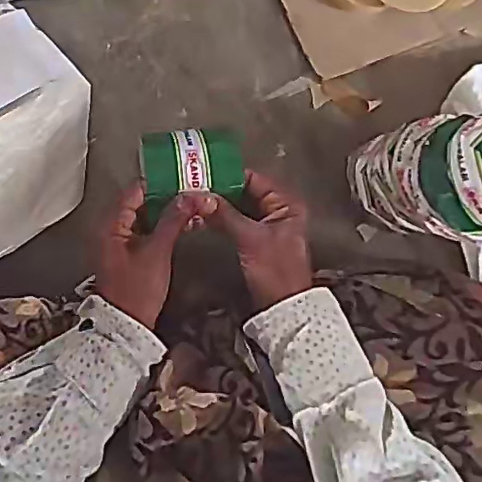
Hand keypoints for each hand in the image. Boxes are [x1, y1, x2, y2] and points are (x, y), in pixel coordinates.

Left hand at [93, 184, 211, 328]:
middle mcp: (111, 229)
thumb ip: (173, 220)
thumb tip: (189, 197)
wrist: (128, 326)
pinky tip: (181, 225)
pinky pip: (146, 229)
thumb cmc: (136, 291)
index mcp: (110, 224)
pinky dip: (162, 225)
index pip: (135, 191)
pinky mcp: (128, 252)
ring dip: (166, 211)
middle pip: (140, 201)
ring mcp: (119, 241)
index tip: (182, 180)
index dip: (159, 183)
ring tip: (190, 207)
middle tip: (190, 192)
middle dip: (166, 196)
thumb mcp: (157, 251)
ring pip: (145, 215)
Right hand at [208, 170, 314, 309]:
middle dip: (220, 190)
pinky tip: (203, 216)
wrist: (283, 308)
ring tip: (195, 199)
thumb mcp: (250, 239)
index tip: (203, 173)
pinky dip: (221, 218)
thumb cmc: (276, 272)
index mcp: (287, 204)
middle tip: (194, 186)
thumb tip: (201, 196)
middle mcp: (279, 210)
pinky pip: (236, 221)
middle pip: (245, 192)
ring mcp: (267, 225)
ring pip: (239, 207)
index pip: (255, 179)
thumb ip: (225, 215)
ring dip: (219, 205)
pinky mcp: (257, 240)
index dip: (229, 175)